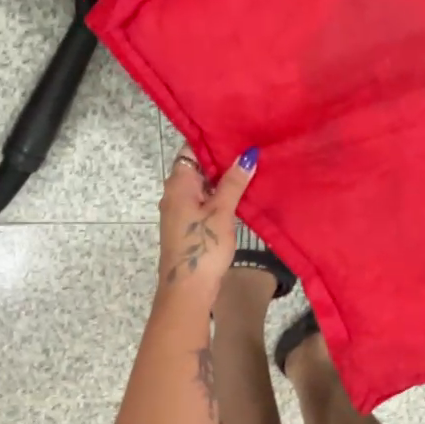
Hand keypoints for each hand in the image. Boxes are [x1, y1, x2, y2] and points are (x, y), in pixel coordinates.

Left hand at [157, 144, 256, 295]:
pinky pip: (202, 204)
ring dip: (222, 181)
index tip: (236, 134)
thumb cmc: (203, 247)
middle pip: (197, 168)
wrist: (188, 289)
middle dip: (221, 161)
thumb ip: (234, 182)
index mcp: (178, 184)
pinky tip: (239, 197)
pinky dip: (218, 198)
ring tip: (250, 170)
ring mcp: (179, 212)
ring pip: (201, 188)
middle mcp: (174, 194)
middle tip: (250, 150)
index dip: (212, 141)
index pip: (191, 150)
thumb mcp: (222, 211)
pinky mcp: (186, 228)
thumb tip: (248, 155)